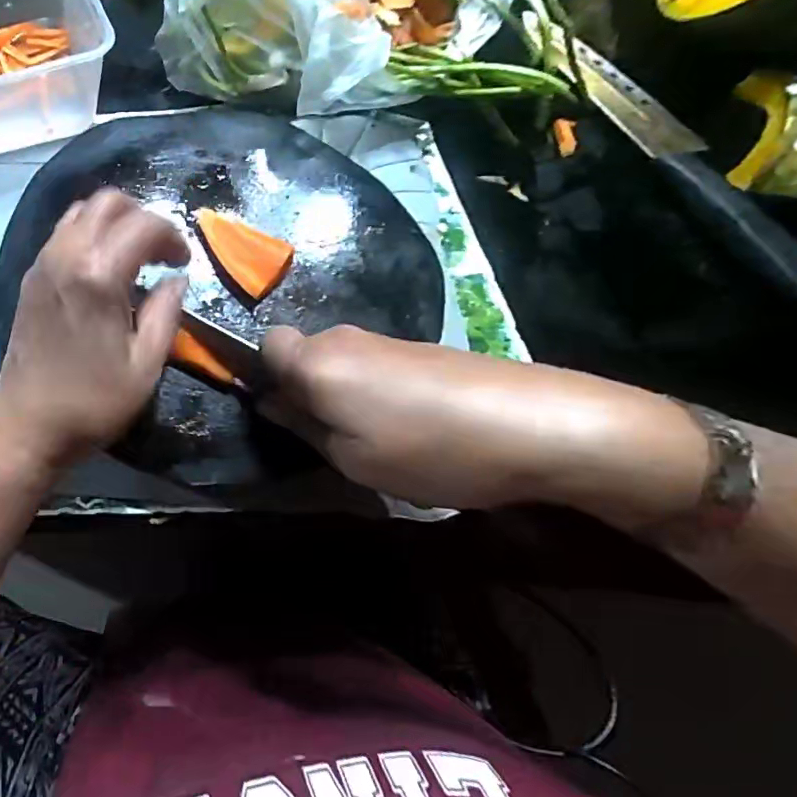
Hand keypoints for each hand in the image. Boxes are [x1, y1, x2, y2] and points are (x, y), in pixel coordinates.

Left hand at [0, 190, 188, 471]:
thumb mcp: (145, 366)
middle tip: (161, 253)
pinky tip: (105, 267)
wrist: (26, 423)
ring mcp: (44, 262)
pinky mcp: (32, 274)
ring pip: (83, 210)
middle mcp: (66, 256)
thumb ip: (166, 313)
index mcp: (98, 276)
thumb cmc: (92, 401)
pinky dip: (92, 233)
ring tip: (135, 256)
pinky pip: (65, 231)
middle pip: (109, 202)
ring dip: (116, 222)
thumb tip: (176, 280)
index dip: (173, 236)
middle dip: (144, 217)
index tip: (183, 264)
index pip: (144, 225)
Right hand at [259, 325, 711, 527]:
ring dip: (344, 397)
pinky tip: (413, 429)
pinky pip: (373, 367)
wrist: (532, 422)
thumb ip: (304, 427)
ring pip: (340, 363)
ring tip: (378, 443)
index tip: (284, 417)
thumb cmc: (428, 449)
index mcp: (317, 360)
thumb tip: (272, 401)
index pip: (265, 345)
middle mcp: (344, 338)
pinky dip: (376, 394)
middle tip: (330, 442)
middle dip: (305, 392)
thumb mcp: (353, 458)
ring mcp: (386, 340)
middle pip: (302, 354)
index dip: (264, 378)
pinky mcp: (419, 349)